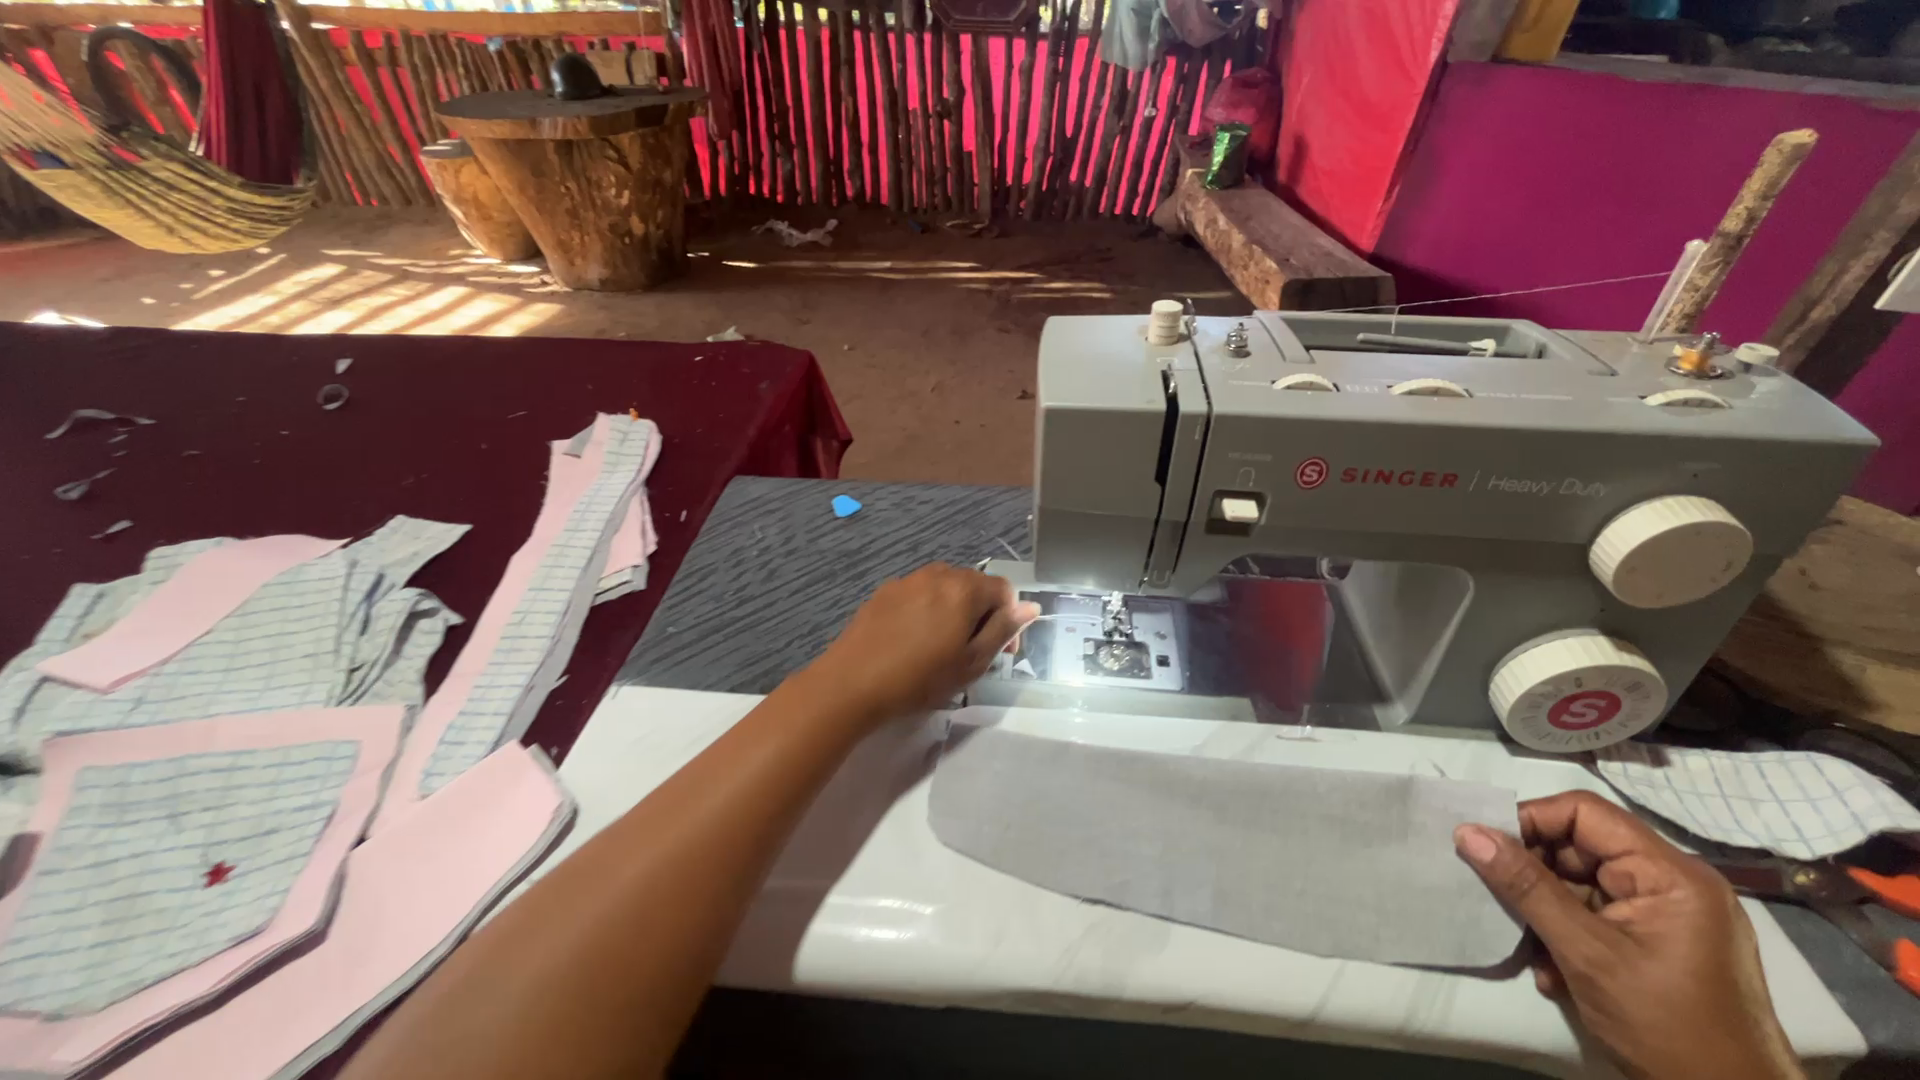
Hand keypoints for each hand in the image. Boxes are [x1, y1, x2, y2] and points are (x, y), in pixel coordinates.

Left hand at [804, 564, 1038, 725]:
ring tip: (942, 648)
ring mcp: (906, 581)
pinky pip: (918, 596)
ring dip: (954, 612)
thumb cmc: (920, 678)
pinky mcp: (883, 593)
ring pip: (944, 590)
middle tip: (973, 653)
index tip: (1001, 653)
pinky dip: (926, 612)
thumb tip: (1030, 607)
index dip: (1010, 620)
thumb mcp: (971, 662)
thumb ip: (1003, 630)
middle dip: (982, 614)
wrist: (851, 683)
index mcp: (964, 588)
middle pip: (973, 586)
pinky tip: (913, 643)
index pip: (1004, 590)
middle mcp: (937, 574)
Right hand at [1454, 791, 1802, 1079]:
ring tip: (1529, 949)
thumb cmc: (1665, 1026)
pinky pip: (1597, 915)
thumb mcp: (1585, 953)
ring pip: (1581, 885)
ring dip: (1545, 912)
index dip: (1529, 820)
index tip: (1485, 848)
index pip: (1584, 813)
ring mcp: (1669, 915)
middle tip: (1499, 901)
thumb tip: (1467, 832)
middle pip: (1580, 848)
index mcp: (1670, 874)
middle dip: (1533, 875)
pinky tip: (1552, 971)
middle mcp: (1673, 883)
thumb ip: (1526, 887)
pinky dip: (1567, 935)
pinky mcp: (1661, 943)